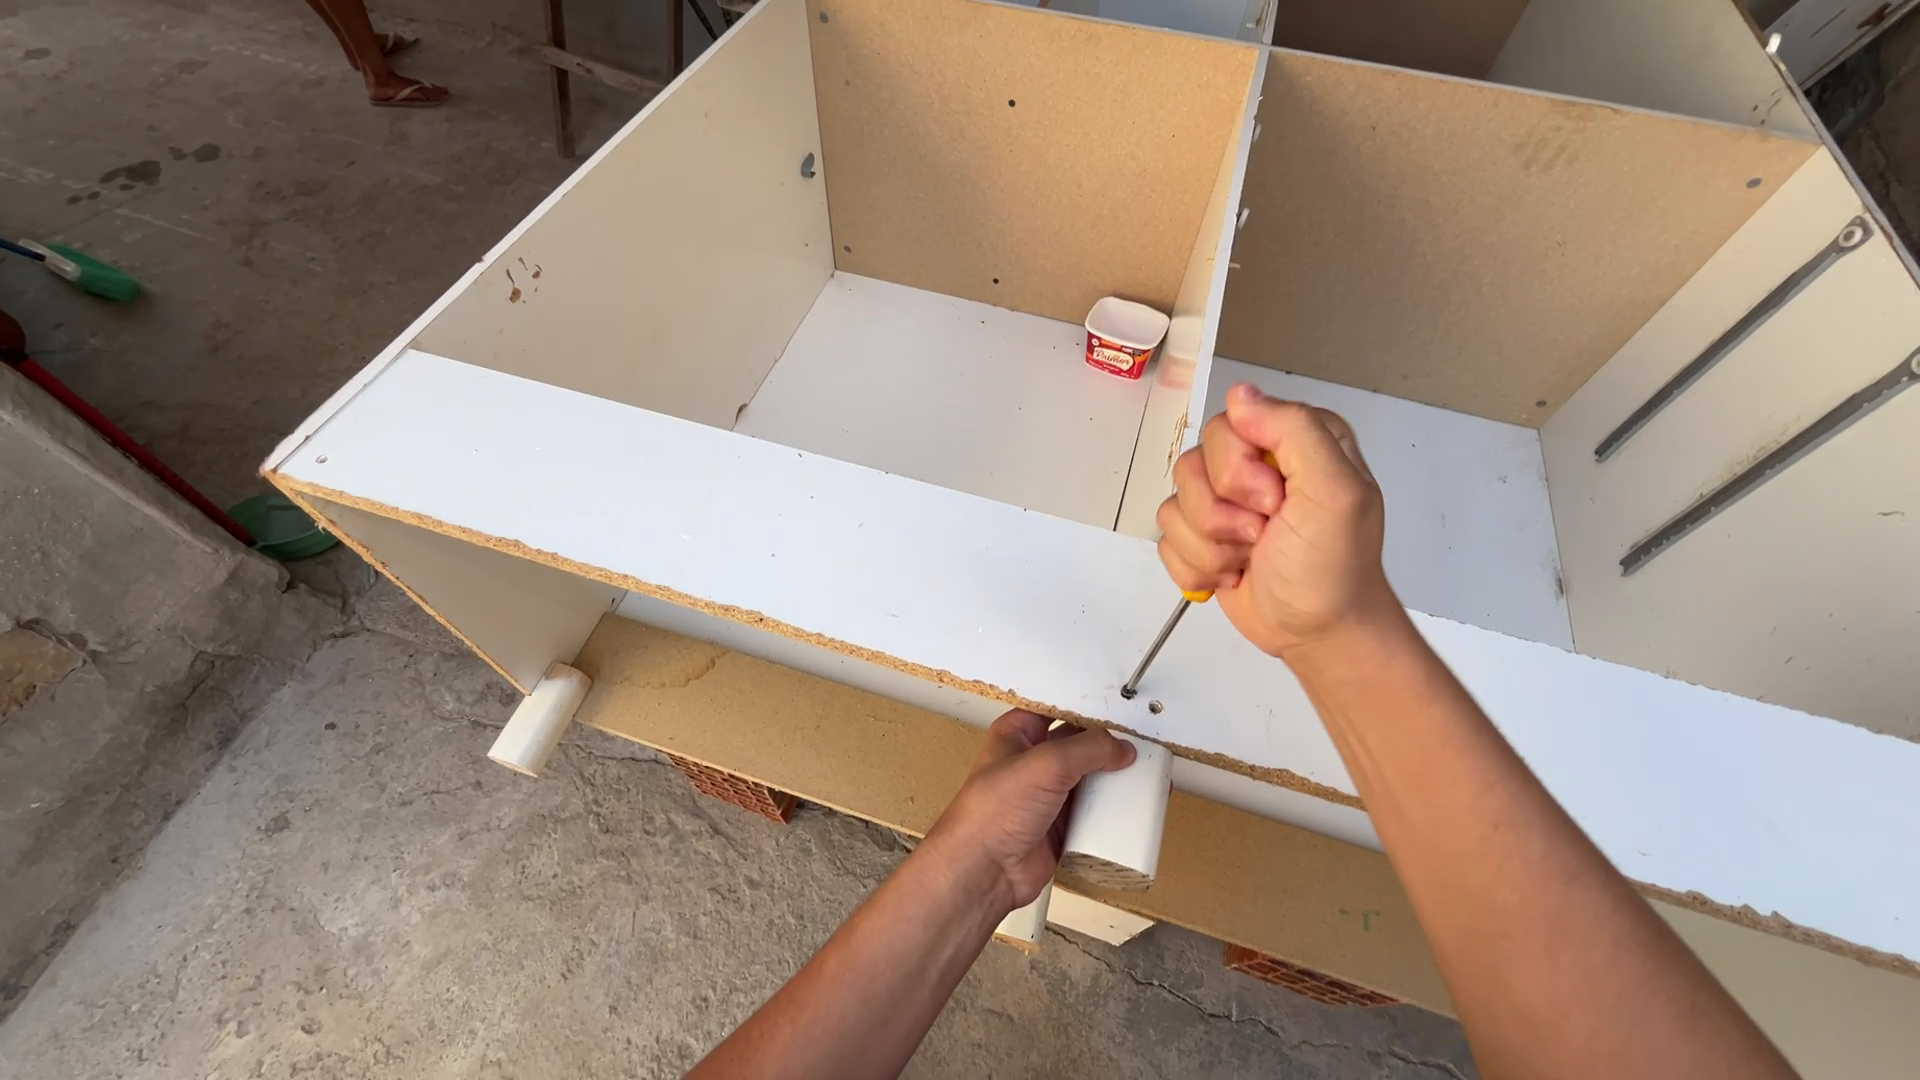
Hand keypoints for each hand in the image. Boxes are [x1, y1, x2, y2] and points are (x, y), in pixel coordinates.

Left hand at [922, 709, 1135, 914]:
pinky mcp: (1060, 825)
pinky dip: (1110, 809)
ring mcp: (1046, 794)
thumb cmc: (990, 814)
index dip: (1085, 708)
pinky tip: (1130, 803)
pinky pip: (1093, 812)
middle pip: (1078, 744)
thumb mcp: (1045, 764)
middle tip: (1137, 741)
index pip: (1057, 709)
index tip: (1117, 709)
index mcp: (1017, 733)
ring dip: (1111, 777)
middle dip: (1105, 744)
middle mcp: (1031, 761)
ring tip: (1142, 769)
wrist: (984, 871)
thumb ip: (1087, 748)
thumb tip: (1120, 747)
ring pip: (1088, 778)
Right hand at [1155, 383, 1401, 659]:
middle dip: (1223, 513)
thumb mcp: (1335, 491)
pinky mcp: (1202, 536)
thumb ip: (1293, 430)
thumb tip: (1241, 395)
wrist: (1316, 631)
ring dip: (1211, 546)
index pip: (1228, 425)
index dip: (1238, 469)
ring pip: (1175, 504)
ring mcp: (1224, 502)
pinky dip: (1197, 566)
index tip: (1274, 502)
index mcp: (1291, 441)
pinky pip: (1167, 539)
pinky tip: (1232, 573)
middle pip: (1193, 465)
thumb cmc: (1334, 569)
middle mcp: (1254, 465)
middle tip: (1263, 533)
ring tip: (1249, 557)